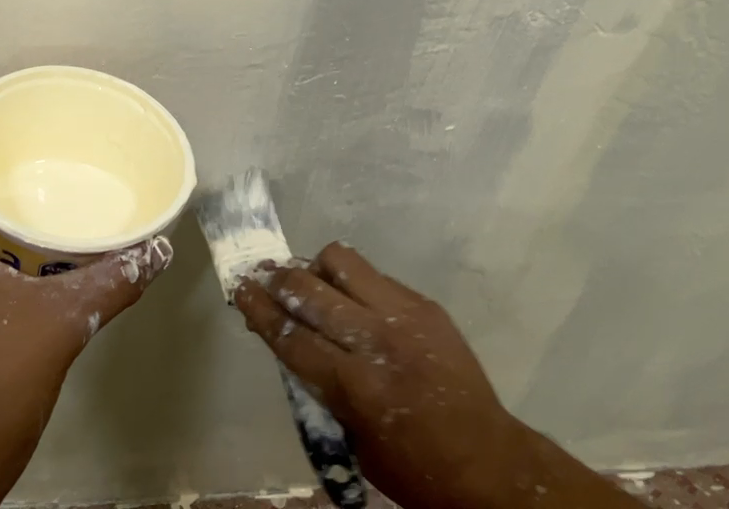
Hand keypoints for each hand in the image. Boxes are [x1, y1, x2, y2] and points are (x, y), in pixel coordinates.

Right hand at [235, 242, 638, 508]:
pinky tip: (353, 302)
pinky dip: (354, 283)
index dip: (258, 307)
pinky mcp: (426, 305)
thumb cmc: (411, 466)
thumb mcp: (351, 437)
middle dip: (278, 280)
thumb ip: (318, 383)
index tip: (238, 287)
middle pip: (309, 290)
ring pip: (343, 262)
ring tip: (312, 285)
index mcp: (355, 385)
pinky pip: (375, 275)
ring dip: (318, 270)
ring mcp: (405, 316)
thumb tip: (287, 337)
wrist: (490, 464)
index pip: (291, 333)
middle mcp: (377, 341)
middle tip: (262, 276)